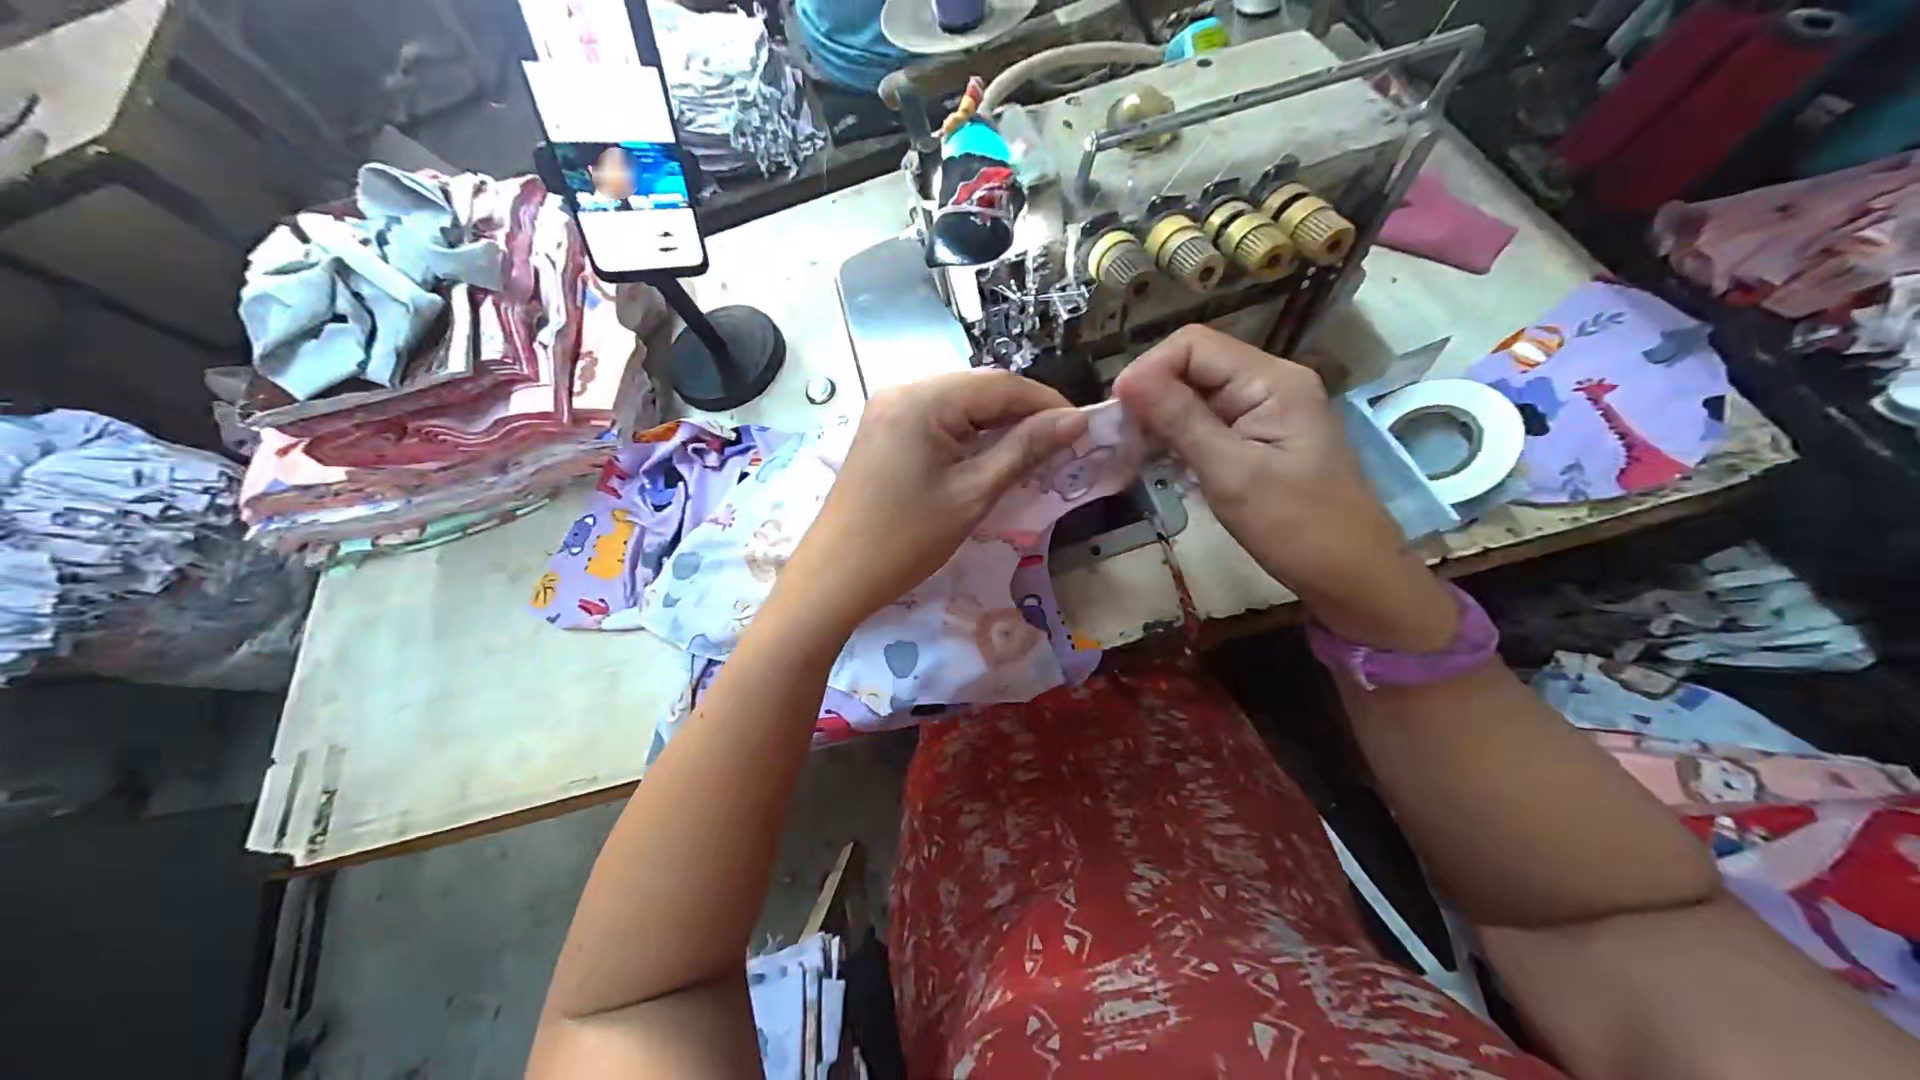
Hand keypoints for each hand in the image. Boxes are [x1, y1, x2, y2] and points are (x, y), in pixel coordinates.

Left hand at [780, 370, 1087, 632]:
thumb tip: (1074, 421)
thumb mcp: (973, 494)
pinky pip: (936, 420)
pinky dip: (968, 435)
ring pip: (959, 404)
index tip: (1082, 430)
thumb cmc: (905, 539)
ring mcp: (887, 409)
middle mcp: (902, 390)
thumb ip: (1025, 450)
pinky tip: (988, 458)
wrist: (835, 576)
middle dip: (1023, 414)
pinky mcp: (883, 431)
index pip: (1001, 384)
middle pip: (979, 389)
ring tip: (1031, 455)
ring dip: (997, 425)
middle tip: (1059, 446)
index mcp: (923, 398)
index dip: (1047, 404)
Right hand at [1113, 326, 1455, 649]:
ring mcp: (1265, 411)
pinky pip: (1208, 421)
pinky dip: (1178, 437)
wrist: (1353, 575)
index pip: (1193, 345)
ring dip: (1160, 418)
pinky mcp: (1259, 437)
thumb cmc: (1297, 528)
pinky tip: (1157, 460)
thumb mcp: (1231, 474)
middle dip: (1151, 395)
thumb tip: (1126, 379)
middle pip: (1193, 366)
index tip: (1117, 414)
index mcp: (1272, 381)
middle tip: (1118, 438)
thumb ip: (1180, 421)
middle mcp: (1269, 383)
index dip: (1148, 370)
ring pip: (1196, 395)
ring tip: (1130, 451)